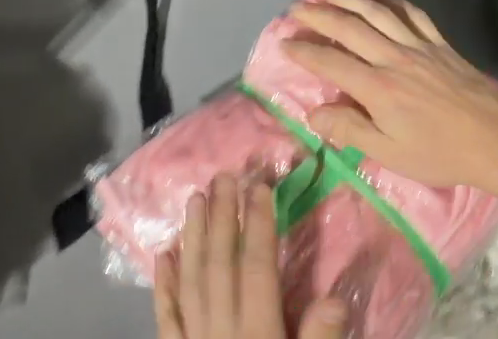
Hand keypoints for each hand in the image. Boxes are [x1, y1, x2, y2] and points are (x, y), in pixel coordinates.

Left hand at [155, 174, 348, 338]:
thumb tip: (334, 296)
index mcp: (258, 337)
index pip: (257, 268)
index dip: (258, 224)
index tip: (259, 185)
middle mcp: (220, 335)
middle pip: (220, 265)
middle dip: (223, 217)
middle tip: (225, 174)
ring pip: (191, 282)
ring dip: (193, 237)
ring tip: (194, 199)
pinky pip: (166, 319)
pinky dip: (164, 284)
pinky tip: (163, 254)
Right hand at [282, 0, 497, 194]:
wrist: (497, 139)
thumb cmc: (441, 153)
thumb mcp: (391, 154)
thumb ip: (350, 131)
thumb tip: (314, 114)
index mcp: (377, 88)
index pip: (331, 63)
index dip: (304, 51)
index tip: (284, 43)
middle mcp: (393, 57)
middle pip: (349, 28)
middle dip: (319, 15)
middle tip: (295, 8)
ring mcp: (418, 46)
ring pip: (377, 13)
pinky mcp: (439, 43)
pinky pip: (412, 13)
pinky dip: (392, 0)